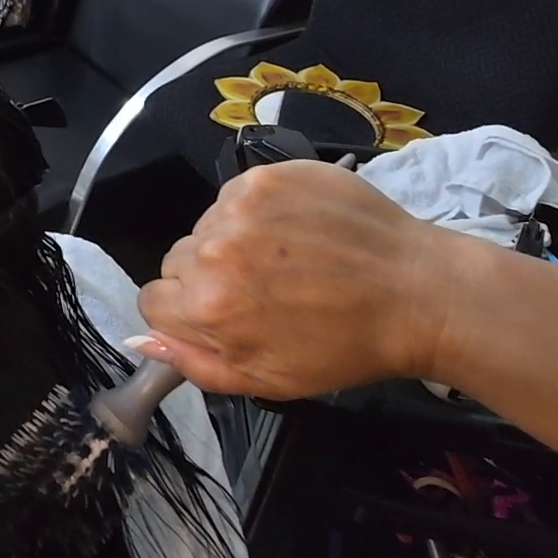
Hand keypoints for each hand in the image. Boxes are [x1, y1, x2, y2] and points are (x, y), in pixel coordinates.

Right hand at [135, 160, 462, 399]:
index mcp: (207, 307)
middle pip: (175, 262)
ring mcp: (236, 208)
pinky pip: (232, 198)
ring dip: (230, 243)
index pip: (153, 300)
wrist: (420, 292)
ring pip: (203, 229)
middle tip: (261, 289)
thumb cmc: (345, 346)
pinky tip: (295, 231)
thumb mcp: (268, 379)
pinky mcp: (262, 178)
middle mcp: (211, 251)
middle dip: (206, 277)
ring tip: (286, 259)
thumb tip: (137, 340)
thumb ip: (194, 363)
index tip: (223, 313)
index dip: (184, 312)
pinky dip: (255, 214)